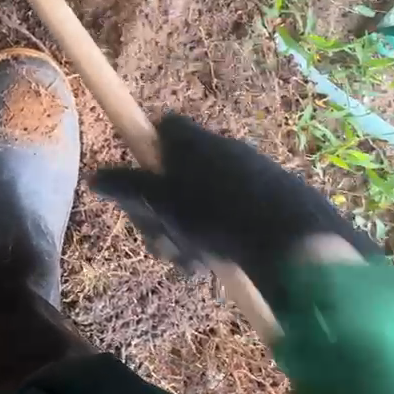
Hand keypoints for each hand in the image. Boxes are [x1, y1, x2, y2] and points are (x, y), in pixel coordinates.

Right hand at [89, 114, 378, 311]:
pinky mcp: (272, 200)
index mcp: (191, 140)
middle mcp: (219, 148)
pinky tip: (214, 265)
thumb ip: (127, 187)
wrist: (298, 241)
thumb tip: (95, 177)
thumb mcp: (161, 202)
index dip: (146, 154)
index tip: (140, 186)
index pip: (161, 128)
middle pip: (175, 172)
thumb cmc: (217, 214)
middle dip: (161, 211)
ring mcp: (249, 174)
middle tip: (160, 244)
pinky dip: (217, 237)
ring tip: (189, 265)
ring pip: (201, 200)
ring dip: (185, 233)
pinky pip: (231, 214)